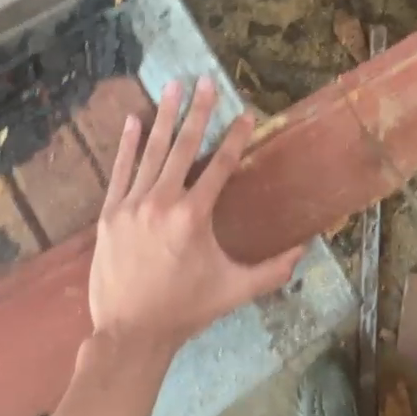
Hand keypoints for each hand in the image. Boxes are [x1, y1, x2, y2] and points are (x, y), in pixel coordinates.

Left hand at [88, 78, 305, 352]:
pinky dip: (127, 144)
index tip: (247, 114)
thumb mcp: (234, 289)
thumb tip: (306, 250)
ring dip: (165, 117)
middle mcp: (162, 203)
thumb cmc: (187, 310)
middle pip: (184, 148)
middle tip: (206, 80)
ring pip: (152, 153)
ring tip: (174, 86)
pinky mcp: (110, 215)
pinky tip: (134, 119)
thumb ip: (272, 270)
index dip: (235, 138)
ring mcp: (132, 206)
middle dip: (198, 111)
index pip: (220, 166)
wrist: (129, 334)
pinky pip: (120, 171)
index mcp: (193, 217)